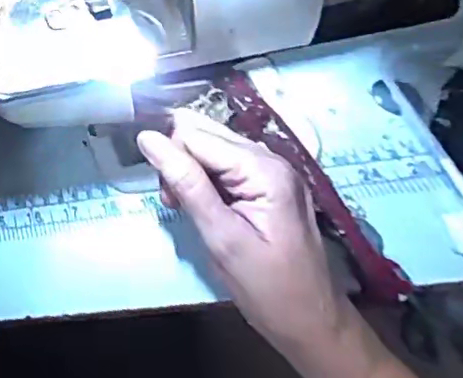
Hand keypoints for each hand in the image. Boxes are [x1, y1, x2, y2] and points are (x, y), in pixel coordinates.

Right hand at [137, 110, 360, 361]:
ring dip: (189, 169)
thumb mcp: (222, 239)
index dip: (172, 159)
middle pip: (201, 132)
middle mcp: (268, 156)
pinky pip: (222, 160)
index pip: (194, 135)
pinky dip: (204, 177)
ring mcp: (270, 167)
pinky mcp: (267, 180)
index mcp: (263, 168)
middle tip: (174, 201)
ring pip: (208, 143)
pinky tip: (203, 203)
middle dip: (178, 160)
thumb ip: (186, 183)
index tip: (169, 198)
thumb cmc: (270, 290)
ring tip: (186, 205)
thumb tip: (146, 137)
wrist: (316, 329)